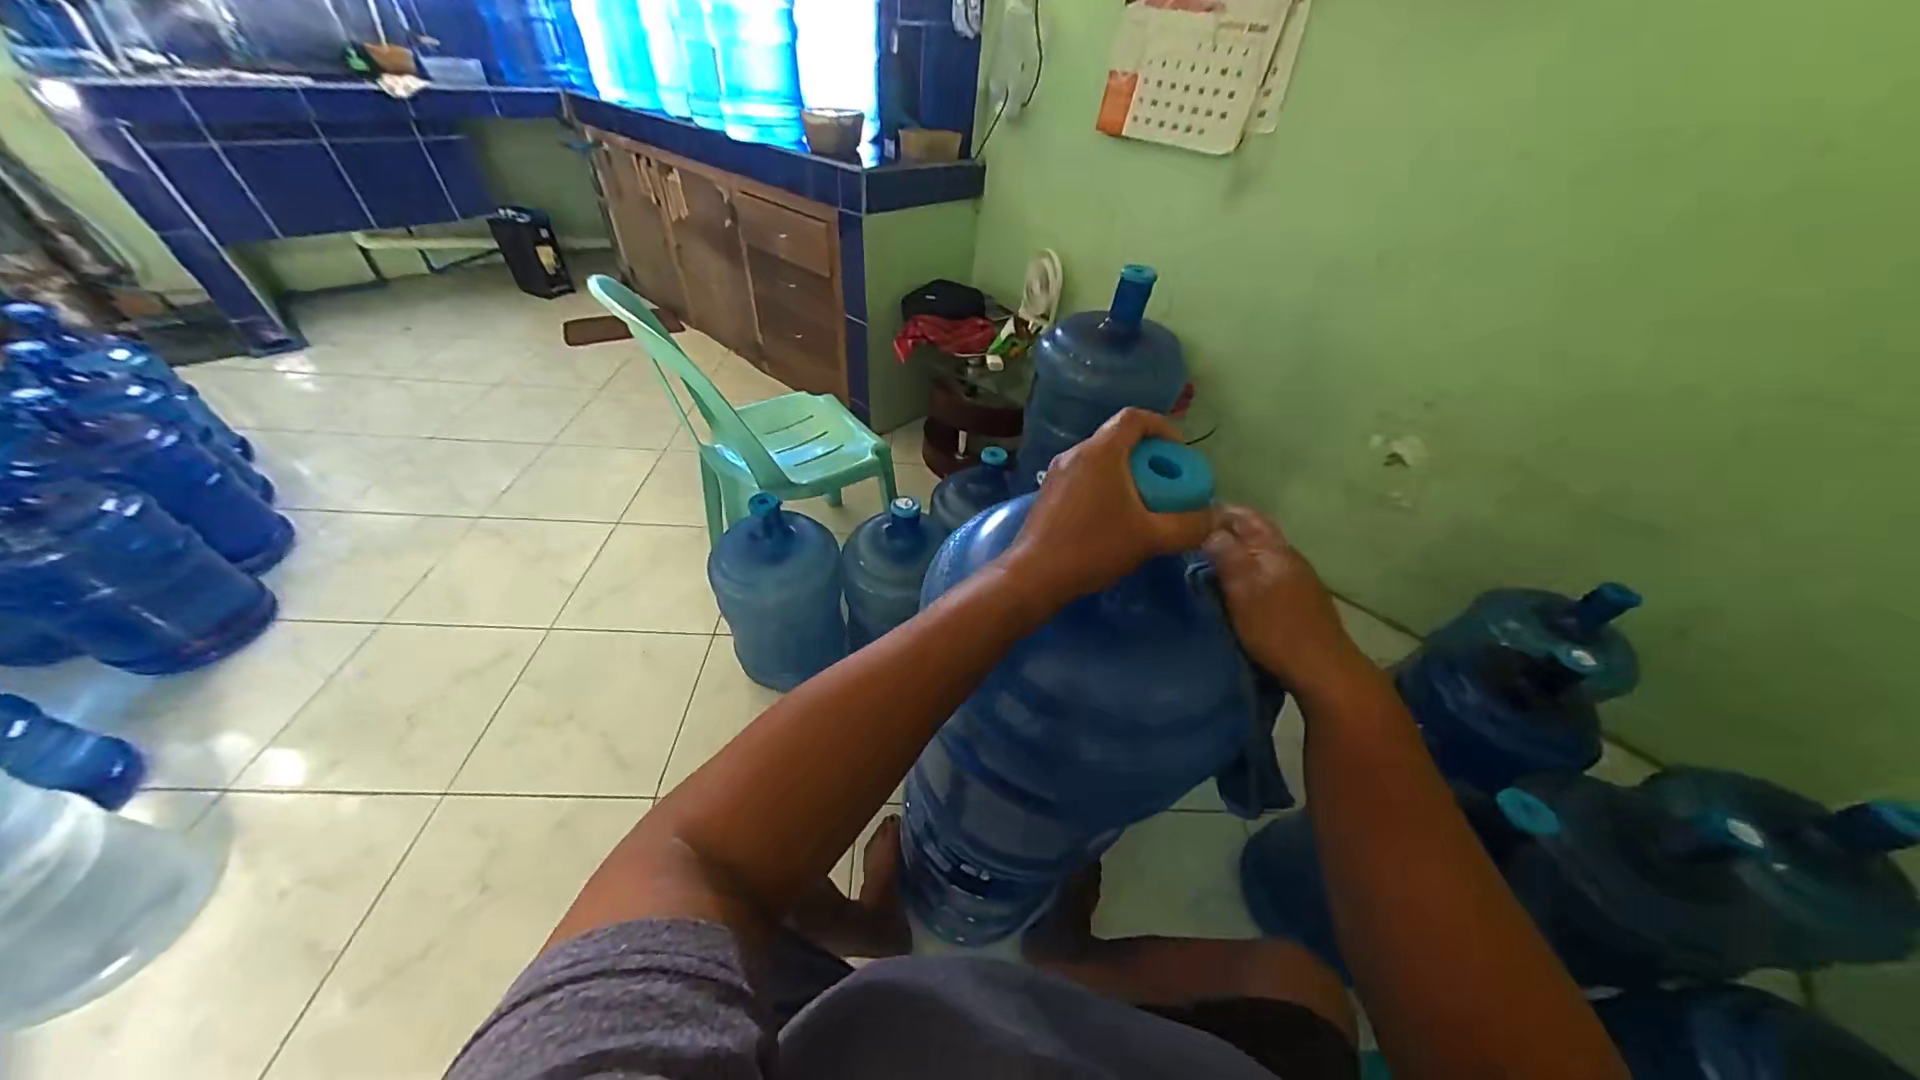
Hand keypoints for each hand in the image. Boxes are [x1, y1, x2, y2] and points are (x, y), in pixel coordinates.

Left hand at [1000, 408, 1213, 605]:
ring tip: (1144, 504)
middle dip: (1148, 457)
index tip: (1179, 453)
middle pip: (1118, 438)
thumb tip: (1215, 518)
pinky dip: (1106, 485)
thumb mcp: (1150, 538)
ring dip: (1126, 474)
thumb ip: (1188, 526)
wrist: (1034, 575)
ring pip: (1100, 460)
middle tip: (1166, 485)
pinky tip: (1114, 518)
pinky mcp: (1048, 493)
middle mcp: (1075, 453)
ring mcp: (1057, 473)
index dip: (1163, 427)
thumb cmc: (1093, 548)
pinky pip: (1084, 476)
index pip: (1135, 417)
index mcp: (1101, 452)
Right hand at [1201, 504, 1373, 697]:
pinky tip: (1232, 585)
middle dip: (1225, 530)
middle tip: (1191, 539)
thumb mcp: (1242, 589)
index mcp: (1274, 549)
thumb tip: (1209, 529)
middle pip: (1254, 532)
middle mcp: (1288, 556)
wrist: (1322, 670)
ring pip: (1260, 553)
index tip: (1188, 518)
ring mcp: (1296, 578)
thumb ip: (1227, 554)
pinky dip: (1245, 571)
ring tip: (1206, 561)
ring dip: (1236, 552)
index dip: (1217, 512)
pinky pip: (1265, 573)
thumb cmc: (1275, 628)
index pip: (1244, 516)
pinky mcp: (1298, 600)